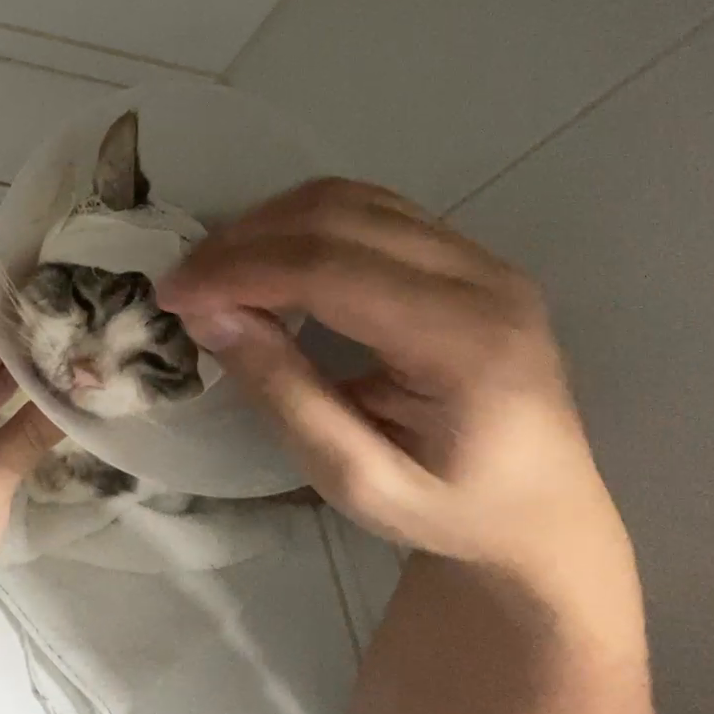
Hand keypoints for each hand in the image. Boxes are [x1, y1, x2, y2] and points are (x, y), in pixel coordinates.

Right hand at [156, 179, 623, 573]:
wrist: (542, 514)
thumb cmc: (450, 512)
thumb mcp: (353, 479)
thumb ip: (281, 392)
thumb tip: (208, 312)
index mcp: (468, 341)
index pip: (330, 269)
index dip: (237, 272)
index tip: (171, 297)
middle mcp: (483, 278)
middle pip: (334, 217)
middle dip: (239, 244)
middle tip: (182, 286)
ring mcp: (477, 258)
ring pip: (344, 199)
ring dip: (262, 226)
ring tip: (214, 274)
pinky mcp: (459, 254)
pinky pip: (360, 208)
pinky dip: (294, 223)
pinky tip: (263, 262)